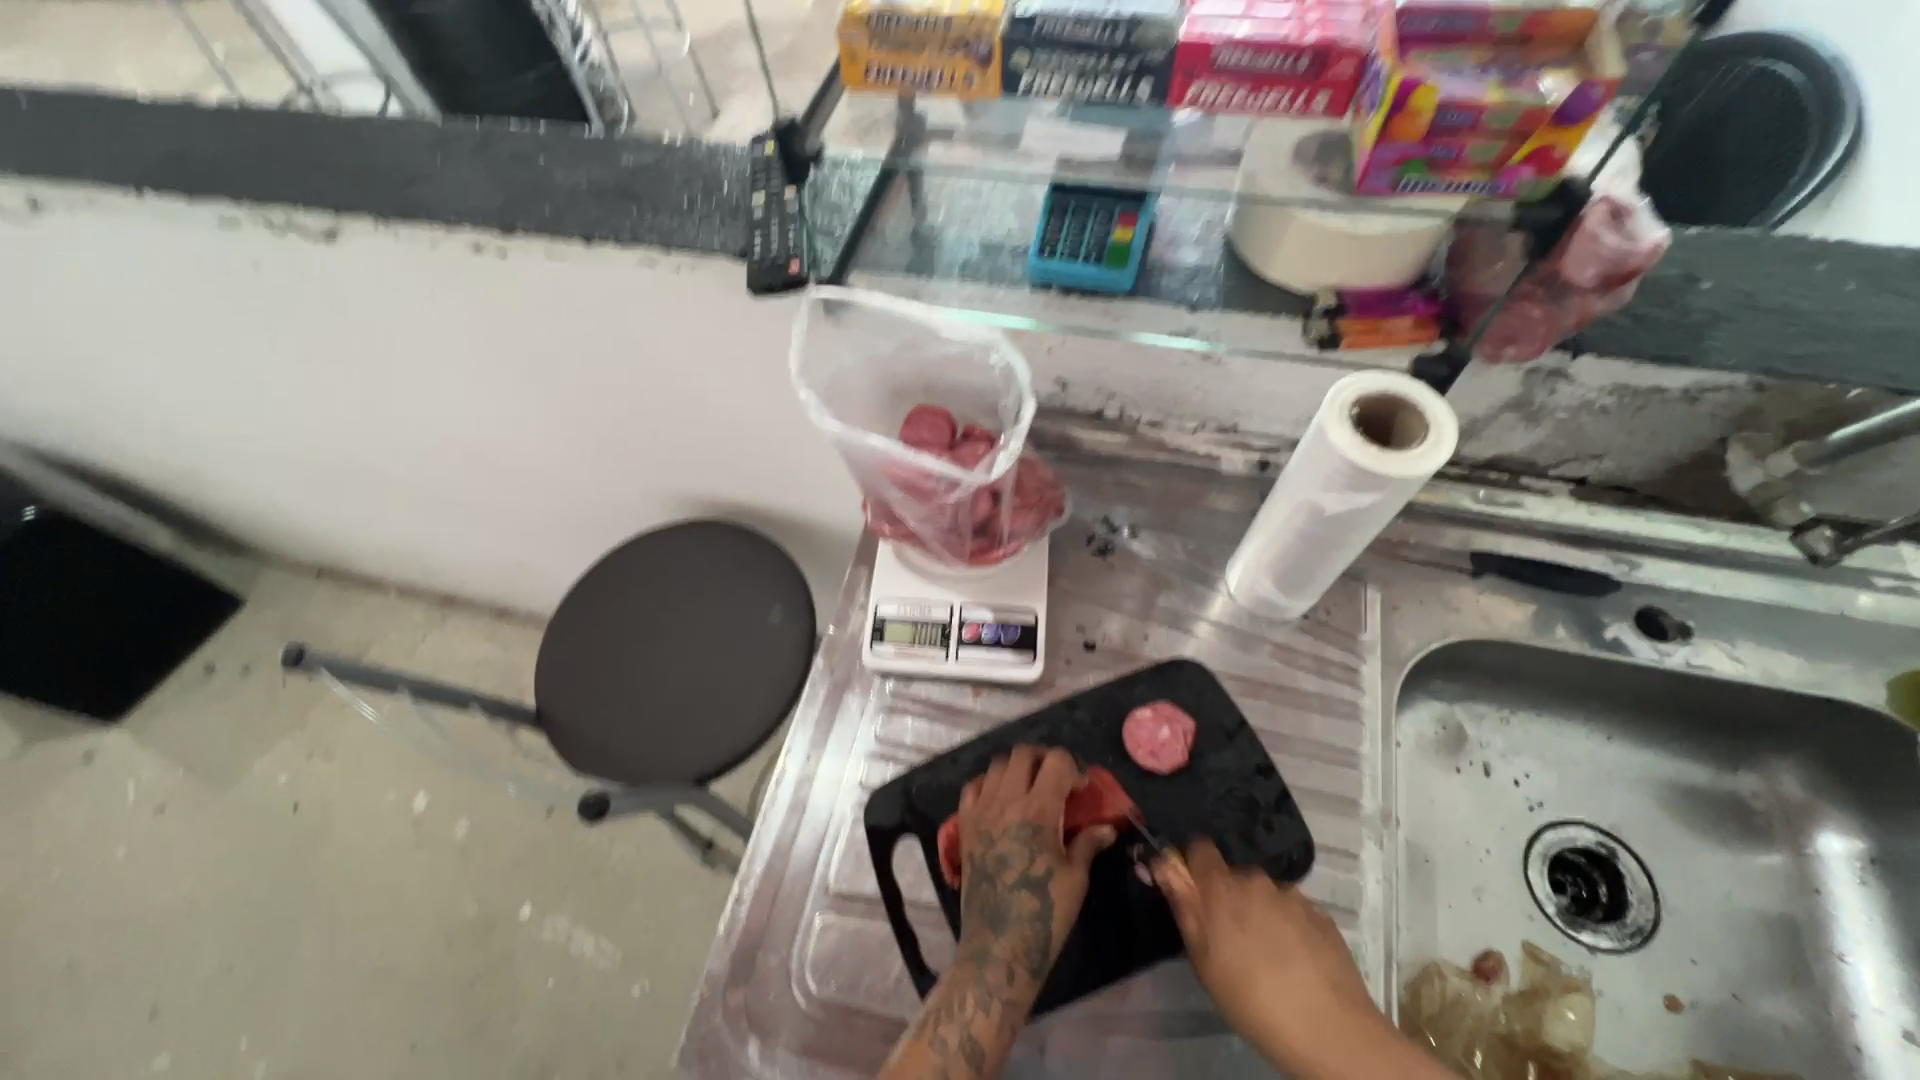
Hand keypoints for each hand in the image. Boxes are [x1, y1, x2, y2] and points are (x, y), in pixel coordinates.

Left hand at [954, 746, 1117, 990]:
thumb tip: (1107, 828)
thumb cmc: (1045, 912)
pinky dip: (988, 784)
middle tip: (1058, 780)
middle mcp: (1005, 802)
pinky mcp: (964, 826)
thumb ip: (1088, 843)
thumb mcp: (1076, 877)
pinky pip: (972, 788)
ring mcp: (980, 812)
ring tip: (1031, 788)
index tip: (1081, 788)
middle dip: (1044, 759)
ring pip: (996, 766)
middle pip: (1023, 754)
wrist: (999, 944)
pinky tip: (1001, 800)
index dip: (1073, 768)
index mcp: (1038, 810)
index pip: (1056, 762)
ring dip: (1017, 769)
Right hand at [1153, 840, 1425, 1079]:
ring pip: (1264, 894)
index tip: (1191, 892)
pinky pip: (1292, 911)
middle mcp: (1258, 880)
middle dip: (1227, 897)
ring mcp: (1293, 896)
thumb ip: (1182, 904)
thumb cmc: (1250, 998)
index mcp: (1222, 887)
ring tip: (1265, 956)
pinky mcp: (1321, 915)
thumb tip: (1162, 863)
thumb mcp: (1202, 958)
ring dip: (1258, 912)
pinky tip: (1293, 962)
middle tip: (1228, 940)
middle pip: (1233, 875)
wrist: (1330, 1028)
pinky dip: (1287, 927)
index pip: (1199, 847)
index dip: (1192, 865)